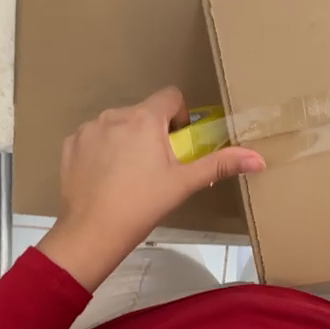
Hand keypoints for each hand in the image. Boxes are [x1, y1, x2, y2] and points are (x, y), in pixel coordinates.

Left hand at [36, 87, 263, 289]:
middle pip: (143, 113)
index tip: (177, 143)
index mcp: (144, 119)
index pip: (171, 96)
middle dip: (152, 133)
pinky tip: (105, 178)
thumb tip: (258, 159)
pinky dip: (101, 152)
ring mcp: (88, 129)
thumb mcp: (183, 184)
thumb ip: (219, 165)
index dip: (179, 117)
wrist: (92, 231)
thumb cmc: (141, 206)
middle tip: (154, 168)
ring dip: (126, 140)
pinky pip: (92, 138)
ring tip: (128, 176)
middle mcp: (114, 115)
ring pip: (116, 125)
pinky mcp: (70, 145)